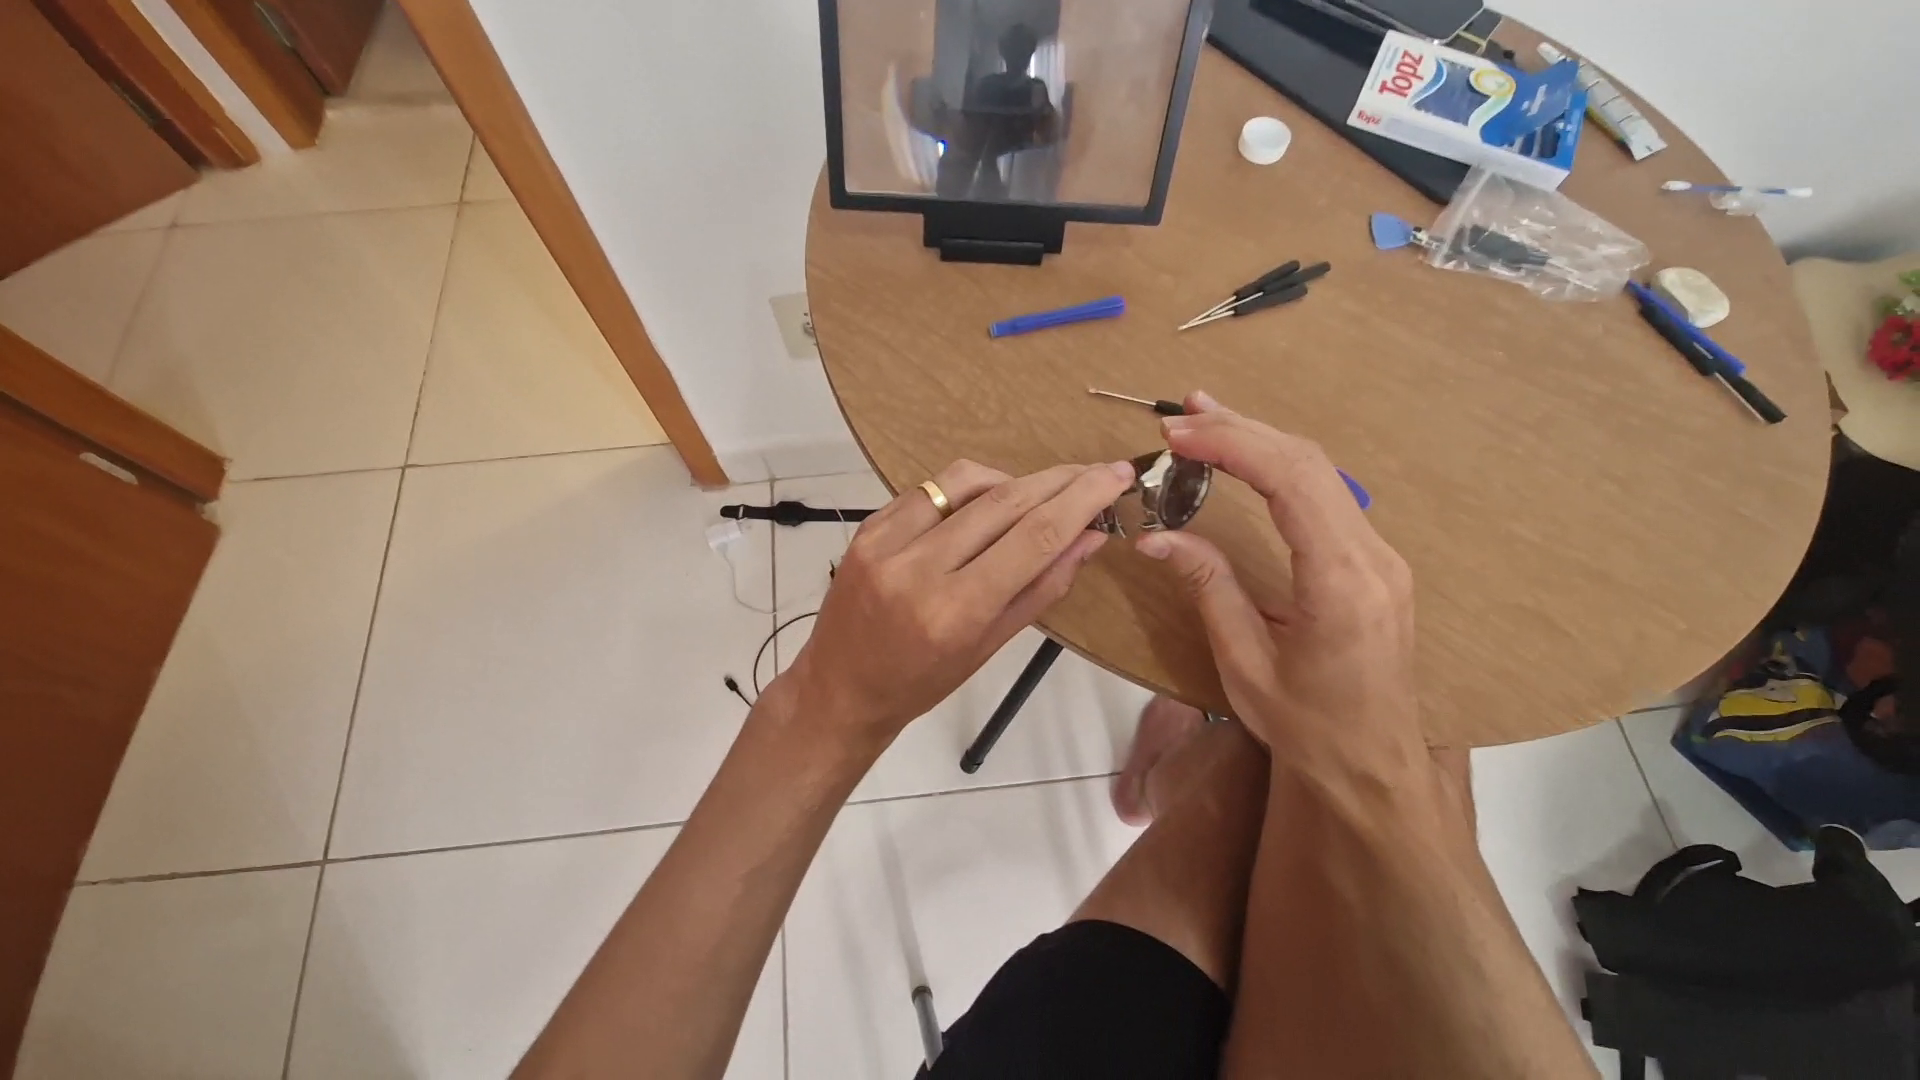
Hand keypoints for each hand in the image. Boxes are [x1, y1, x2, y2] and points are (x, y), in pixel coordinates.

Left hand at [780, 458, 1136, 748]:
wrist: (840, 686)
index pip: (1034, 538)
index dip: (1082, 499)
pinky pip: (931, 489)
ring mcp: (887, 543)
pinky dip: (969, 488)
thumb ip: (1042, 587)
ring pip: (967, 481)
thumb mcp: (990, 646)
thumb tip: (1089, 536)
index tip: (1115, 474)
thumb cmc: (921, 682)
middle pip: (1005, 502)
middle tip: (1095, 471)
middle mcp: (919, 569)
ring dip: (1015, 479)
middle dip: (1059, 480)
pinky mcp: (868, 527)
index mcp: (955, 611)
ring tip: (1041, 492)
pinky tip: (987, 502)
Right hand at [1136, 393, 1422, 779]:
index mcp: (1342, 581)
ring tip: (1206, 415)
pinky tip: (1249, 454)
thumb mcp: (1245, 660)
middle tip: (1180, 416)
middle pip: (1307, 464)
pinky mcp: (1374, 561)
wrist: (1373, 765)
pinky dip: (1280, 465)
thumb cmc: (1307, 726)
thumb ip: (1208, 586)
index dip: (1231, 446)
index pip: (1291, 481)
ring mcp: (1381, 555)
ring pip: (1320, 472)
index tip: (1177, 436)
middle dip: (1239, 431)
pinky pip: (1327, 494)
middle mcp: (1372, 556)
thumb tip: (1155, 537)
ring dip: (1259, 439)